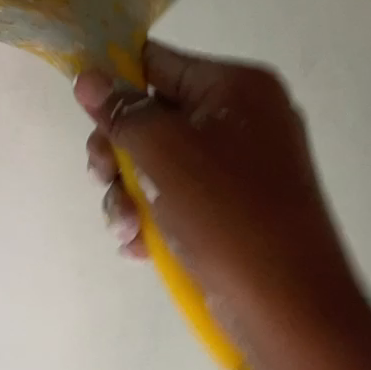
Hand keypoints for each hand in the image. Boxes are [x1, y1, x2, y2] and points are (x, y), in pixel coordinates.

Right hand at [75, 42, 358, 338]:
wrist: (288, 306)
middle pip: (149, 117)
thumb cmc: (226, 213)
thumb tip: (88, 76)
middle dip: (116, 153)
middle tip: (102, 177)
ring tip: (127, 228)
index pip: (157, 63)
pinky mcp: (230, 210)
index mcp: (236, 88)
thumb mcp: (162, 151)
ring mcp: (237, 168)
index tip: (82, 112)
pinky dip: (151, 219)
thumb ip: (121, 110)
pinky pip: (173, 198)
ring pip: (154, 164)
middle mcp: (240, 119)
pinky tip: (140, 246)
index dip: (114, 83)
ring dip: (127, 195)